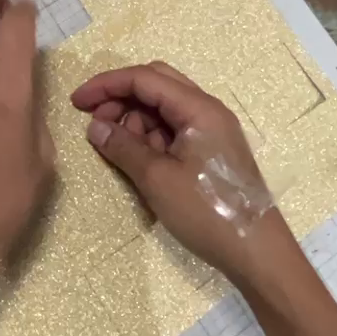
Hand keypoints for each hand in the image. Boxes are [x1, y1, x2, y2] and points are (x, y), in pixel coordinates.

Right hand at [72, 63, 296, 290]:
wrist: (259, 256)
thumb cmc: (208, 212)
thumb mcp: (157, 179)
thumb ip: (122, 146)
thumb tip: (94, 126)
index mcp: (198, 109)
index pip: (143, 78)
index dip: (106, 85)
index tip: (77, 103)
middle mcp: (207, 110)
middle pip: (155, 83)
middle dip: (120, 97)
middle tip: (95, 122)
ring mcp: (212, 130)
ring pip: (163, 106)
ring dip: (134, 118)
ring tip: (117, 147)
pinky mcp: (211, 150)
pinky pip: (173, 127)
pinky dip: (150, 135)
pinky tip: (139, 158)